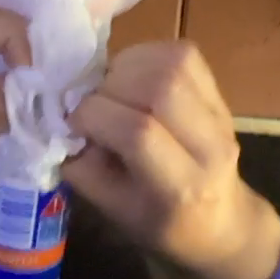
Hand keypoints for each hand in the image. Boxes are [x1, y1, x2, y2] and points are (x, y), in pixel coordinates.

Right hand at [62, 41, 279, 278]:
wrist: (219, 221)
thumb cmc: (159, 224)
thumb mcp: (112, 211)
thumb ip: (83, 168)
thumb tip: (59, 124)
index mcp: (181, 187)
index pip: (139, 132)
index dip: (94, 116)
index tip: (73, 124)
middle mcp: (210, 146)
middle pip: (161, 87)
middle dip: (110, 87)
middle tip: (92, 104)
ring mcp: (220, 115)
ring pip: (173, 63)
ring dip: (127, 67)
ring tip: (110, 90)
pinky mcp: (220, 93)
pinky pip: (182, 54)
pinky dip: (145, 57)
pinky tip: (129, 77)